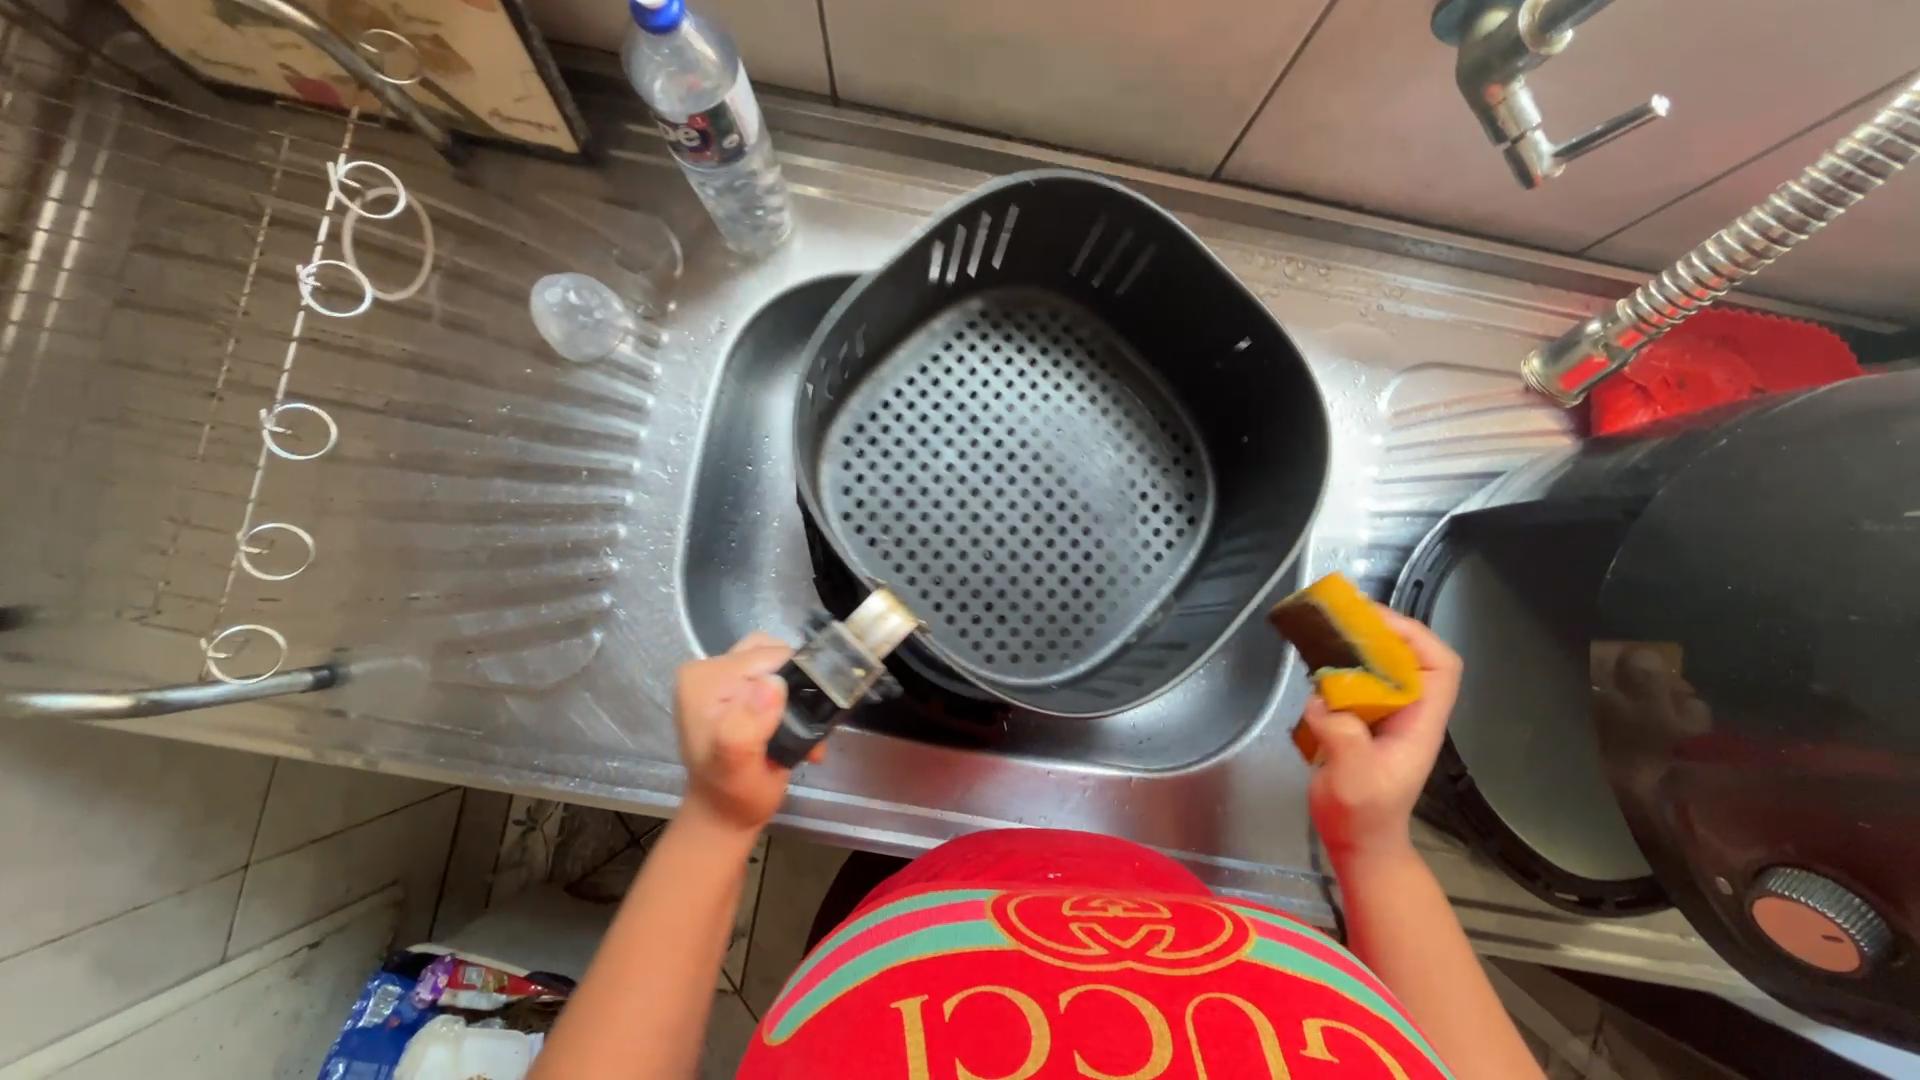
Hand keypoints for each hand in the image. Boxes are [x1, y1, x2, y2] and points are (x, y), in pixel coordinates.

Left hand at [674, 632, 817, 833]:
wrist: (726, 815)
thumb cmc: (732, 794)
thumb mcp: (736, 765)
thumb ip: (747, 725)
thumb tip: (773, 683)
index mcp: (704, 678)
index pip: (766, 656)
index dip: (795, 682)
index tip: (805, 722)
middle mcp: (711, 669)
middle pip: (776, 656)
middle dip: (801, 690)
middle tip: (808, 731)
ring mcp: (725, 678)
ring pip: (783, 665)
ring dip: (801, 699)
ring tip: (803, 735)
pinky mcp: (741, 687)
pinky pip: (781, 676)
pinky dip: (797, 703)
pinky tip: (799, 734)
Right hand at [1303, 606, 1460, 864]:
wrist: (1357, 842)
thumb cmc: (1363, 816)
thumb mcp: (1355, 781)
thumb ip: (1344, 741)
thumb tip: (1324, 702)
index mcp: (1419, 723)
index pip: (1439, 666)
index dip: (1413, 636)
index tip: (1372, 622)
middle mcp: (1406, 712)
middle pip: (1410, 656)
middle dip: (1380, 629)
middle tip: (1341, 615)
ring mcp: (1383, 715)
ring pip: (1381, 665)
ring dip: (1356, 642)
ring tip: (1325, 628)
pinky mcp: (1359, 719)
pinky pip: (1354, 680)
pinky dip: (1336, 663)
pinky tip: (1313, 659)